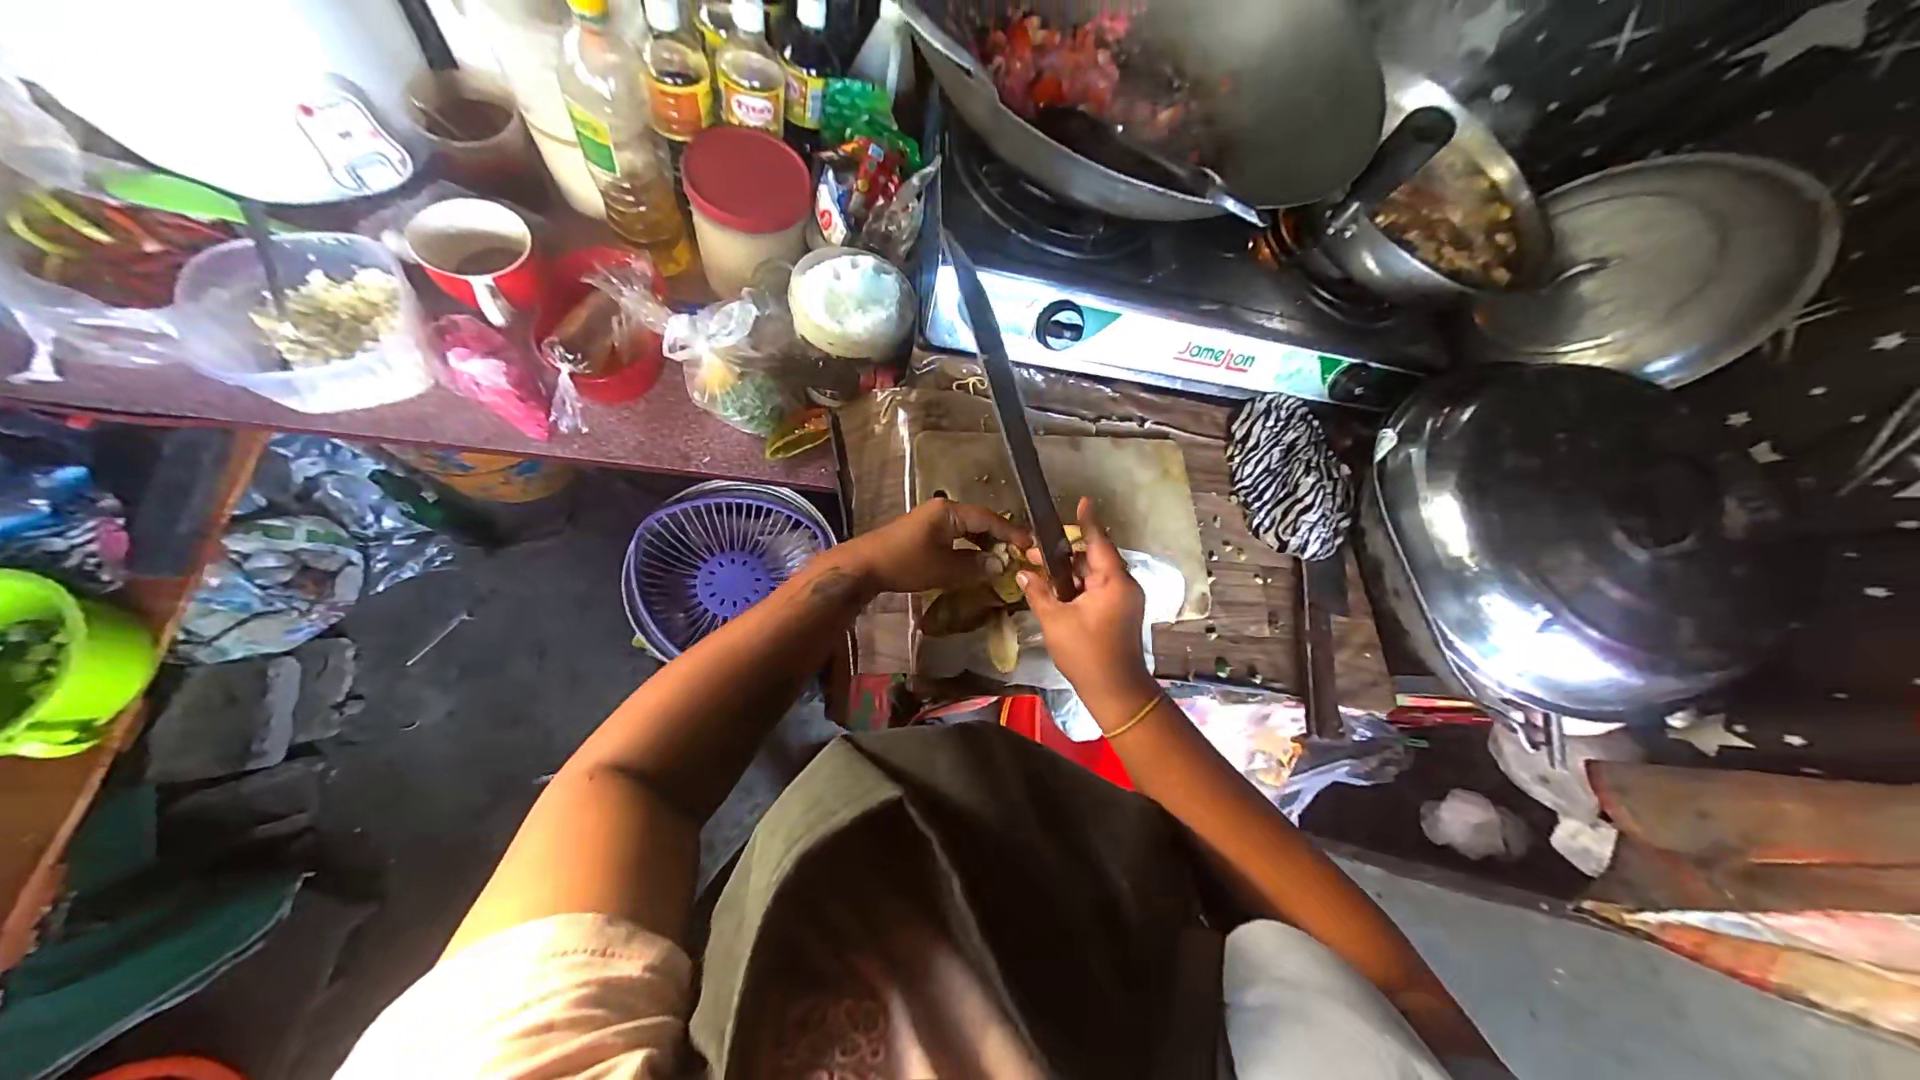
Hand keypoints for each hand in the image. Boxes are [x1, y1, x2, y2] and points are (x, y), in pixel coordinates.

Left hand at [833, 498, 1032, 596]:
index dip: (1011, 532)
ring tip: (1001, 559)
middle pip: (979, 520)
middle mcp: (942, 509)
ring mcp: (932, 519)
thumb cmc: (906, 563)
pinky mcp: (924, 530)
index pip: (989, 518)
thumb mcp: (945, 568)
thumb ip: (976, 565)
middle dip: (999, 537)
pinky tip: (976, 559)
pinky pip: (955, 534)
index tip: (1030, 544)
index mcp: (949, 511)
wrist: (865, 566)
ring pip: (967, 528)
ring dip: (984, 542)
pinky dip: (969, 545)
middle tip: (1019, 553)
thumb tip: (1000, 564)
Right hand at [1019, 498, 1158, 721]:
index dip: (1087, 521)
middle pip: (1093, 559)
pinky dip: (1078, 588)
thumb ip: (1039, 593)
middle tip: (1033, 553)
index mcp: (1113, 582)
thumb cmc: (1086, 653)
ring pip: (1094, 576)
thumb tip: (1024, 574)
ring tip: (1039, 575)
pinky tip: (1056, 594)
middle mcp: (1124, 586)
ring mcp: (1124, 601)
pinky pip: (1098, 591)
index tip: (1082, 501)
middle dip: (1064, 556)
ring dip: (1069, 575)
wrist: (1115, 691)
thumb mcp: (1055, 620)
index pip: (1099, 541)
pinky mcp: (1120, 614)